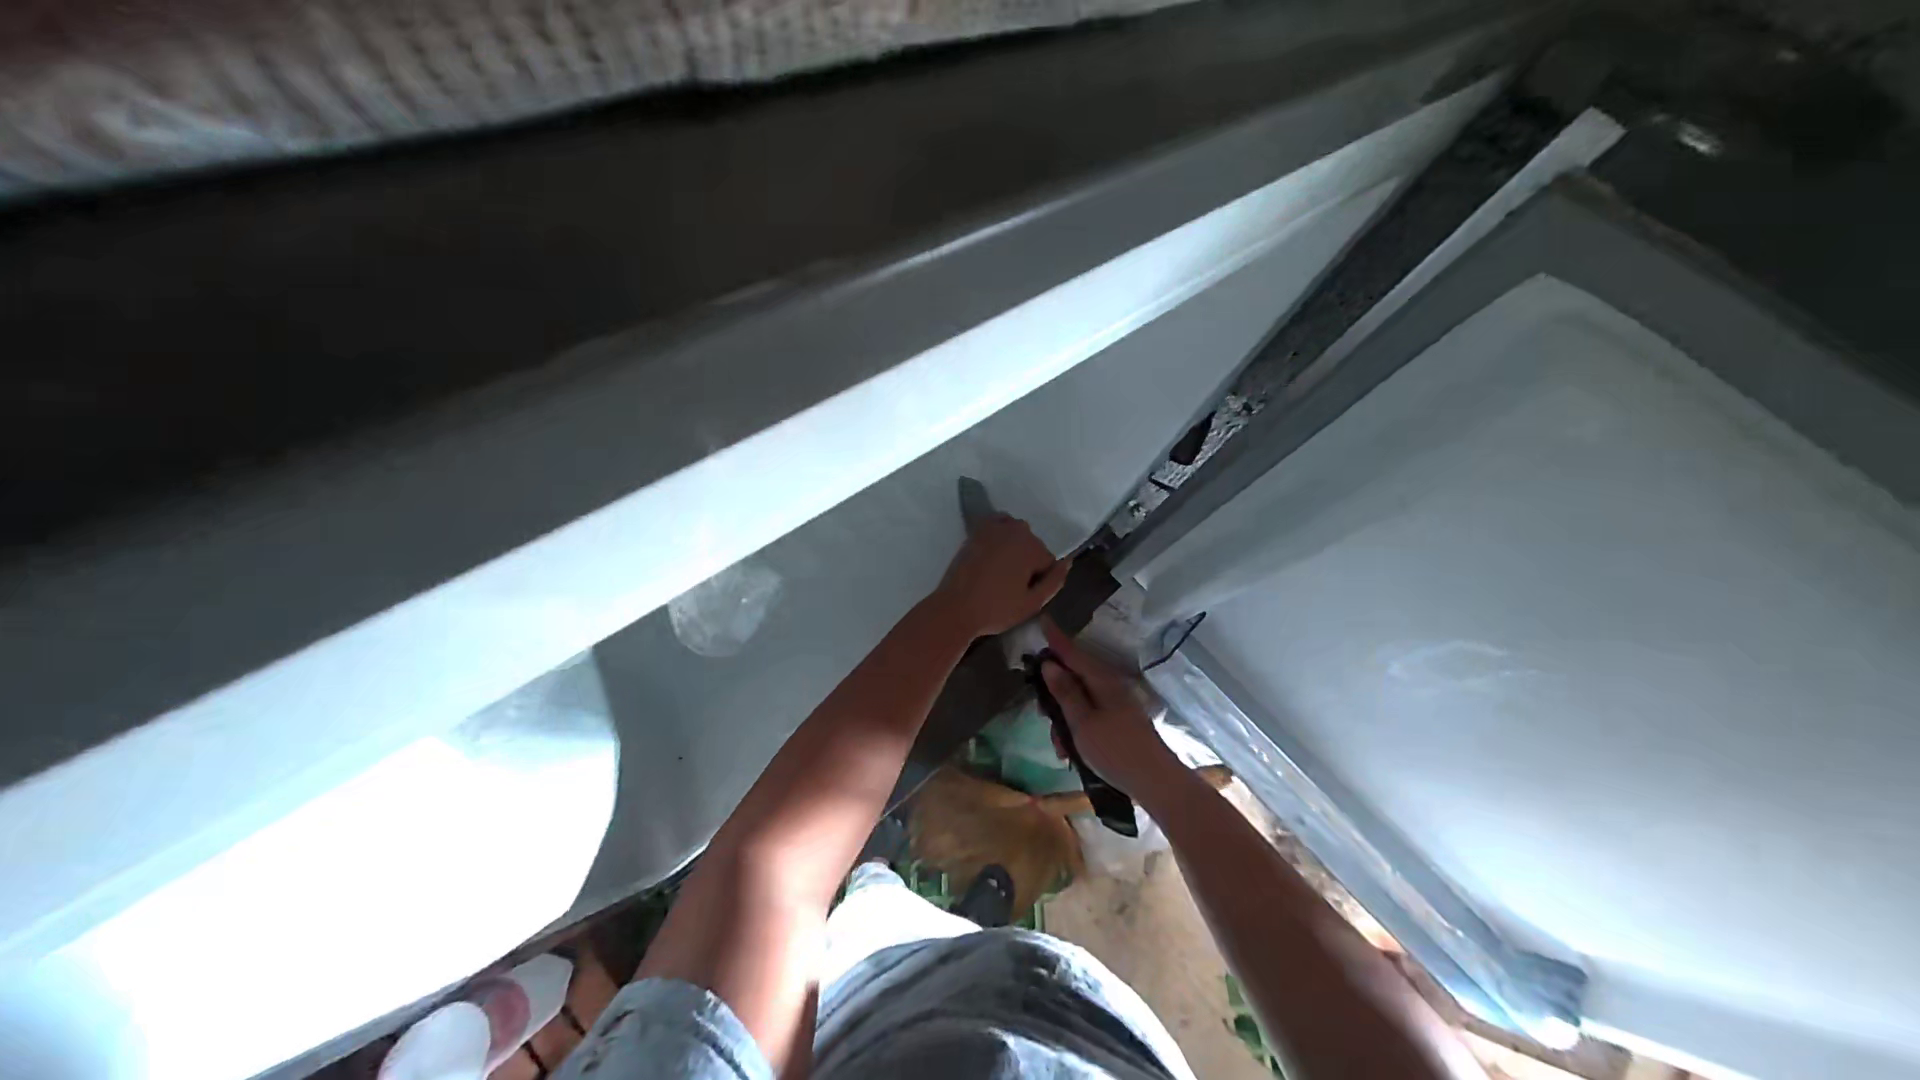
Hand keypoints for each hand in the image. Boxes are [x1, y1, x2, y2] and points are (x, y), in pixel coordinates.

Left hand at [932, 514, 1071, 636]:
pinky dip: (1001, 533)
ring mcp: (993, 527)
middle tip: (1010, 586)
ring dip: (1015, 548)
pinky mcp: (976, 531)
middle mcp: (1015, 530)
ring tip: (1000, 572)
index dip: (1039, 580)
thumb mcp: (1033, 603)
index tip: (1024, 593)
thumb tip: (1068, 562)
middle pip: (1033, 546)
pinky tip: (994, 551)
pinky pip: (998, 524)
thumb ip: (1055, 581)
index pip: (1049, 561)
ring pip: (1017, 535)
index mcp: (1031, 547)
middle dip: (1028, 562)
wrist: (955, 608)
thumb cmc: (996, 610)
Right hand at [1039, 619, 1184, 796]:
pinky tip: (1071, 752)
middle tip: (1041, 713)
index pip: (1073, 653)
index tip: (1042, 620)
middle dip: (1054, 693)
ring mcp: (1116, 704)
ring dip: (1064, 719)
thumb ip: (1065, 692)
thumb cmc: (1115, 750)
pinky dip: (1077, 729)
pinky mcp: (1118, 721)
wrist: (1155, 782)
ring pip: (1079, 700)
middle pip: (1074, 677)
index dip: (1056, 639)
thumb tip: (1050, 664)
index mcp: (1102, 680)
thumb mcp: (1082, 722)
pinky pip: (1089, 715)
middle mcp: (1110, 686)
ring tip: (1060, 746)